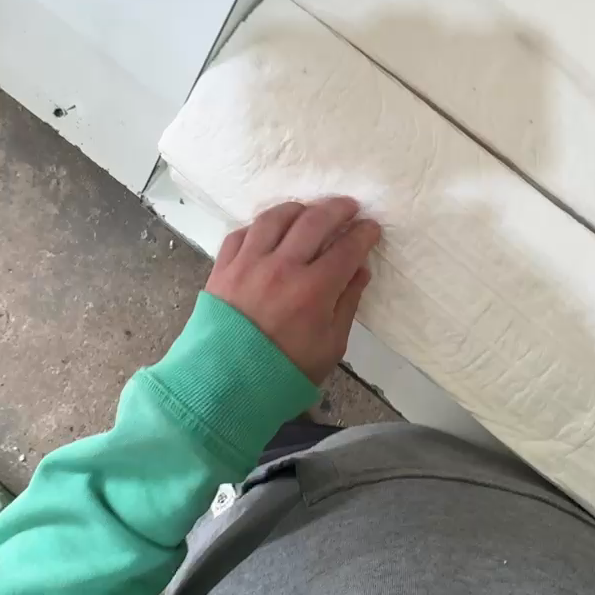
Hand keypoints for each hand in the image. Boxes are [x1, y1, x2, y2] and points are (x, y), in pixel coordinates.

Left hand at [206, 197, 382, 384]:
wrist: (223, 387)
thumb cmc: (284, 373)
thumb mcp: (330, 347)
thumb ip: (347, 304)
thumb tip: (360, 270)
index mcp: (313, 290)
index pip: (347, 248)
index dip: (364, 233)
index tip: (371, 227)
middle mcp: (281, 267)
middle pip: (314, 221)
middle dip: (337, 209)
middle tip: (349, 207)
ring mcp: (248, 264)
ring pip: (275, 218)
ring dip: (298, 209)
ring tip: (309, 211)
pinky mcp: (222, 268)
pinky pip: (242, 232)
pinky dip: (259, 226)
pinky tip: (269, 230)